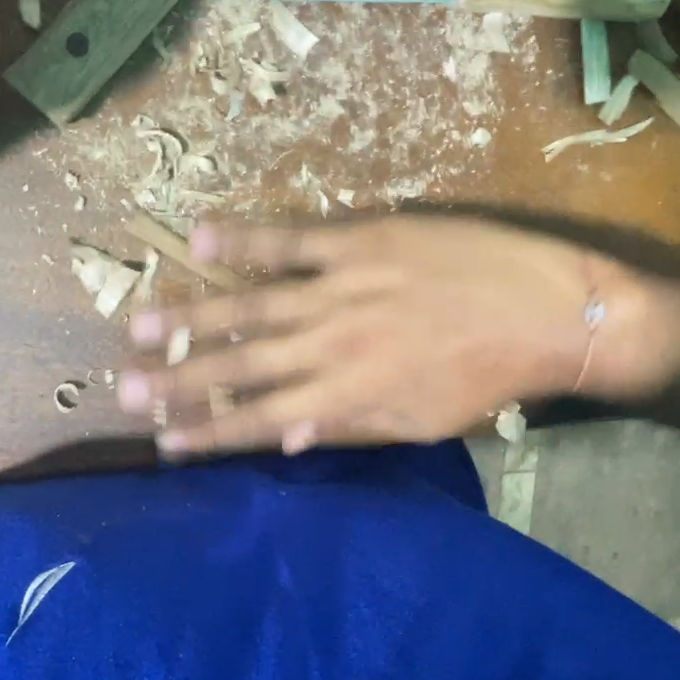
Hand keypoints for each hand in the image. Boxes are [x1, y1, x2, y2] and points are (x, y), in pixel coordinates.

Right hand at [117, 216, 679, 455]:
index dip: (208, 434)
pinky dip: (245, 240)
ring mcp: (343, 290)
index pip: (259, 422)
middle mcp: (331, 347)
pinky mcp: (362, 242)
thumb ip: (350, 429)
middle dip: (179, 382)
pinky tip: (200, 236)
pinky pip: (291, 241)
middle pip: (241, 368)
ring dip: (192, 319)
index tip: (163, 443)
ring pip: (252, 308)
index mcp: (347, 397)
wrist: (554, 314)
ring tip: (140, 326)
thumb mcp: (421, 424)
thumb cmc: (489, 378)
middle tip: (124, 390)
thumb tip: (285, 438)